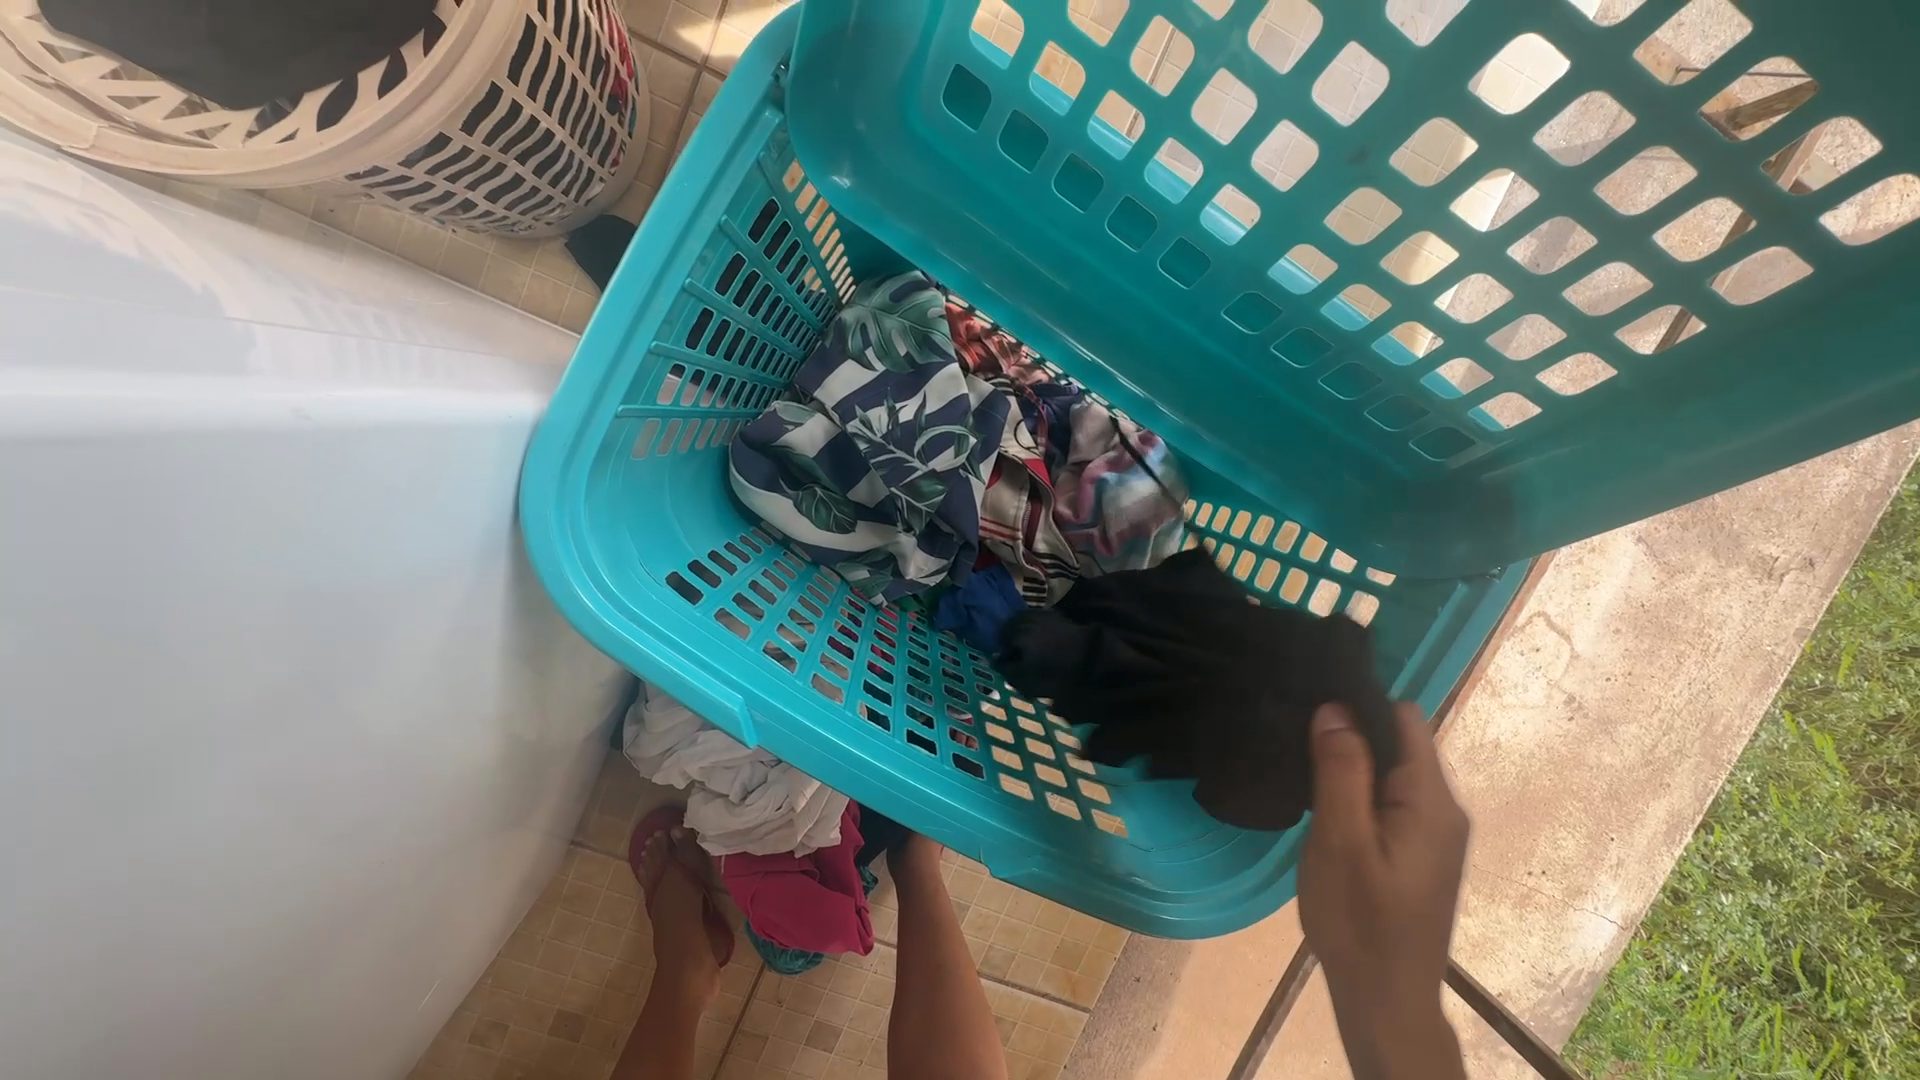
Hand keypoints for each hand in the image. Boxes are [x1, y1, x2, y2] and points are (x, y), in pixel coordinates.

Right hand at [1299, 702, 1469, 1079]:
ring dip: (1352, 762)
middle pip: (1400, 742)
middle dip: (1352, 731)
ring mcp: (1435, 833)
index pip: (1405, 719)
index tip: (1311, 701)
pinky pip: (1391, 798)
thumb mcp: (1339, 841)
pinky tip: (1324, 801)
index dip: (1359, 702)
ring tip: (1301, 760)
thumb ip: (1340, 771)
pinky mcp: (1419, 852)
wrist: (1386, 1002)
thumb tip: (1334, 707)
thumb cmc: (1359, 921)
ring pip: (1392, 771)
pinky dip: (1359, 789)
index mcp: (1430, 800)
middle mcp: (1444, 809)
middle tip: (1295, 733)